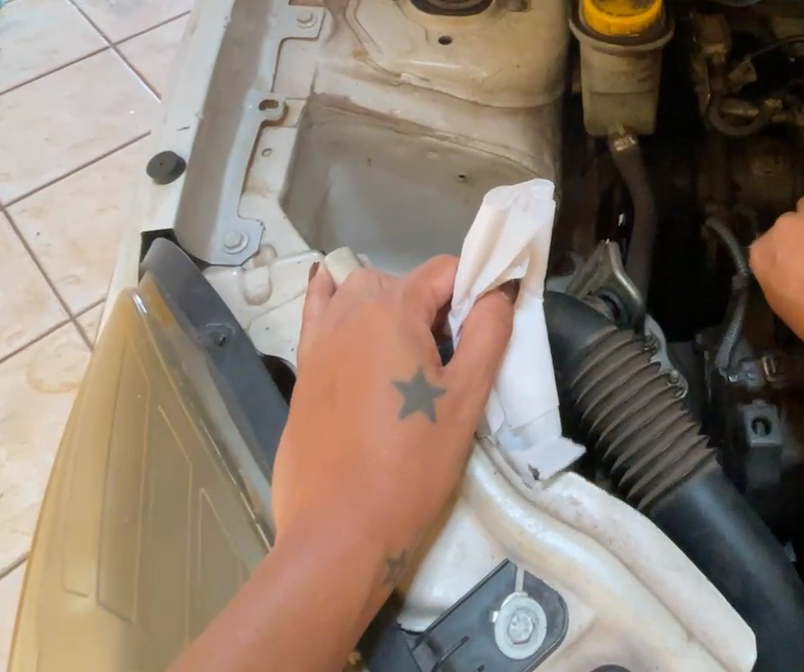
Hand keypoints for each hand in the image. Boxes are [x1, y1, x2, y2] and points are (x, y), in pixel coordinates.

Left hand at [271, 255, 514, 591]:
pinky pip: (319, 314)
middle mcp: (350, 313)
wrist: (340, 533)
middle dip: (436, 304)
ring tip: (413, 356)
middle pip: (405, 281)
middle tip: (454, 359)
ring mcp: (320, 342)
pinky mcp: (304, 372)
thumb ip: (488, 331)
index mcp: (392, 311)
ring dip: (394, 306)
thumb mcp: (467, 397)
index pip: (445, 270)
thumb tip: (499, 291)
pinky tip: (343, 303)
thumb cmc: (412, 464)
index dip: (474, 290)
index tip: (487, 330)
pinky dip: (334, 299)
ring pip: (363, 293)